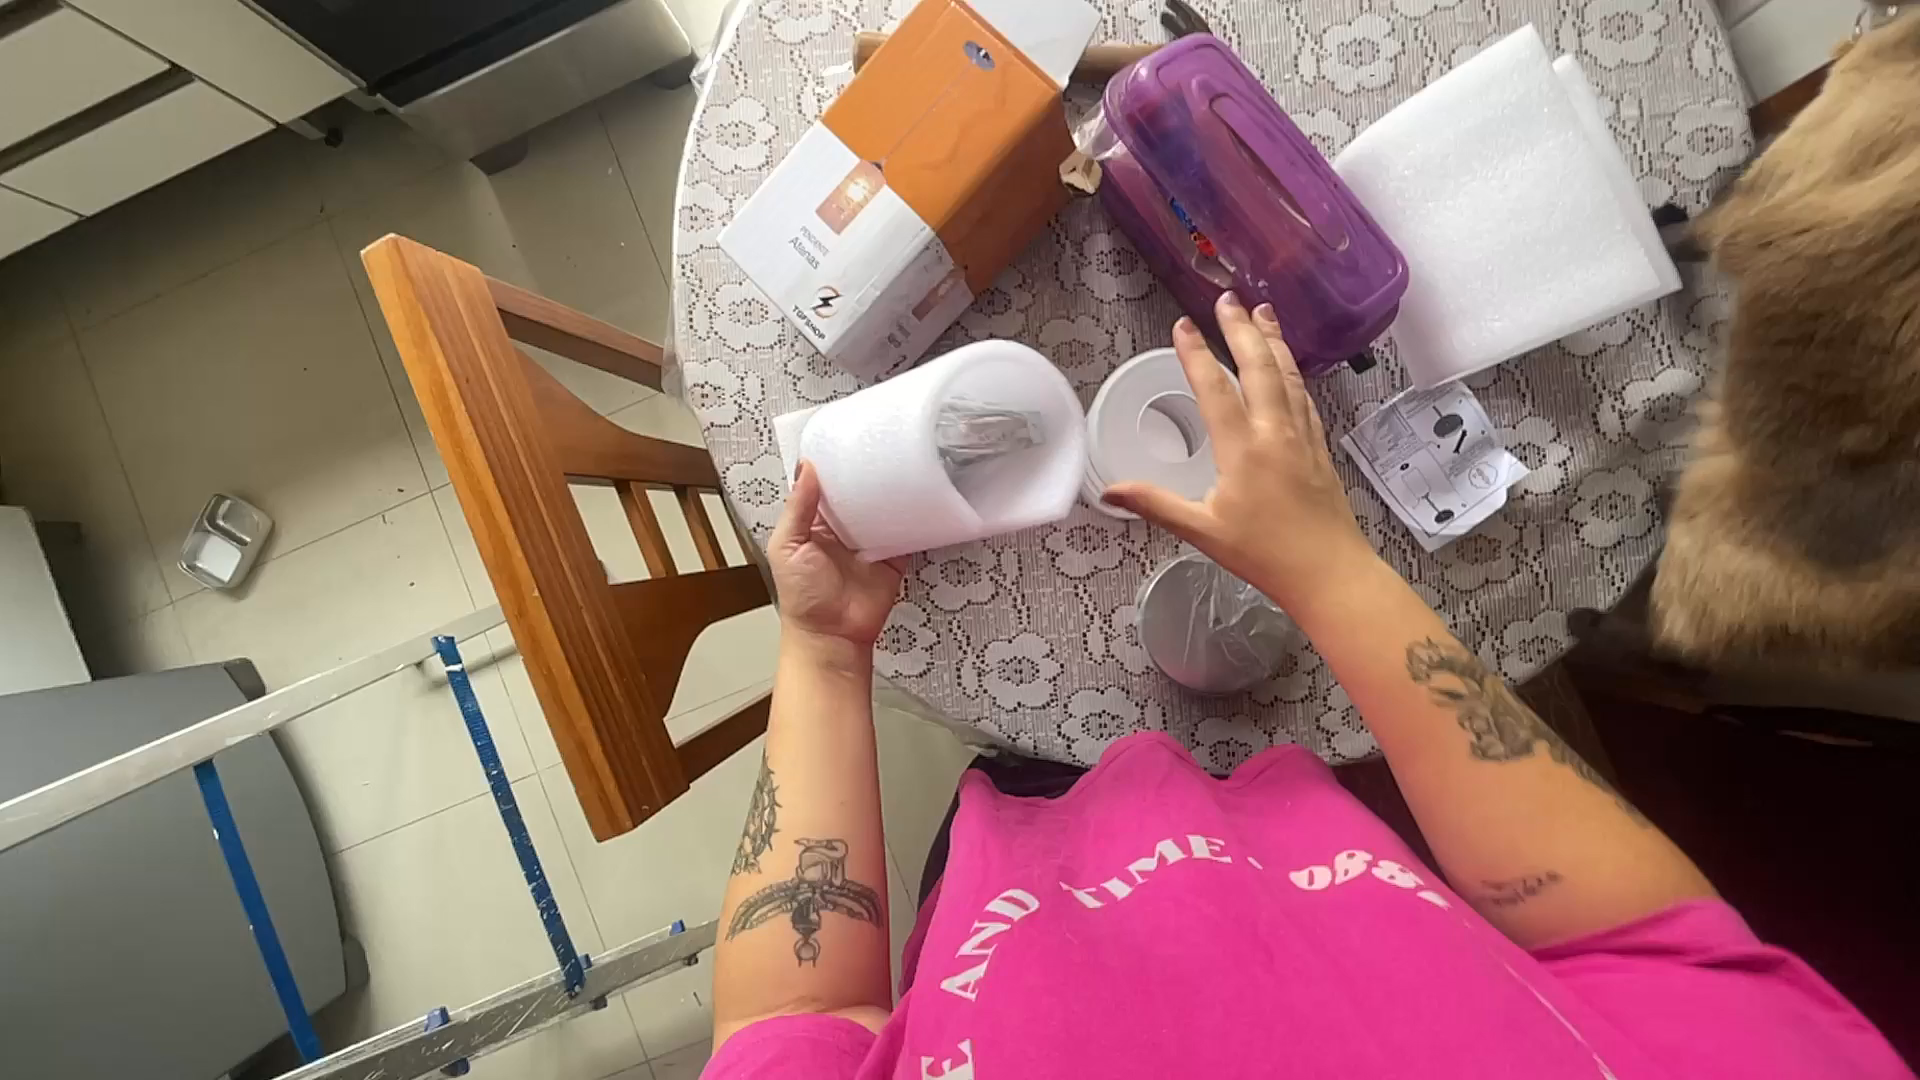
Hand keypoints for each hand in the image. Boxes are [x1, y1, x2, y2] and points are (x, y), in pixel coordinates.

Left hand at [768, 461, 903, 657]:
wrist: (832, 635)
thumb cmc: (802, 598)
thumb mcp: (787, 546)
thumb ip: (798, 508)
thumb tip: (807, 469)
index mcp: (813, 523)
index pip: (824, 486)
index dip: (832, 466)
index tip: (846, 441)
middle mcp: (842, 529)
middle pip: (857, 495)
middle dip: (866, 476)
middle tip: (881, 448)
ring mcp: (868, 542)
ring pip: (882, 510)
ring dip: (889, 495)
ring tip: (902, 467)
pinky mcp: (891, 557)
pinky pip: (905, 534)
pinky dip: (911, 521)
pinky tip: (919, 502)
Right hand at [1101, 292, 1379, 617]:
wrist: (1328, 572)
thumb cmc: (1263, 553)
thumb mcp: (1201, 530)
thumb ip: (1155, 505)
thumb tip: (1111, 492)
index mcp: (1243, 449)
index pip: (1216, 389)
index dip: (1196, 355)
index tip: (1183, 326)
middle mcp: (1276, 432)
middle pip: (1259, 368)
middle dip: (1241, 330)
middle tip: (1228, 299)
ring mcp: (1302, 437)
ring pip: (1287, 376)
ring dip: (1273, 341)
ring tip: (1263, 312)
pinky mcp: (1318, 447)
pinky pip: (1304, 397)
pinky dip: (1293, 372)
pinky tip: (1289, 365)